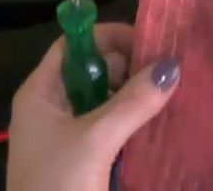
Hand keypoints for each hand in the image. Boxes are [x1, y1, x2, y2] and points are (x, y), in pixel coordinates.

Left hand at [6, 23, 180, 190]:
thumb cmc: (59, 187)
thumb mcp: (96, 141)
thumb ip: (133, 102)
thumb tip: (172, 65)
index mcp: (40, 93)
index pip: (73, 46)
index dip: (106, 37)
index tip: (146, 41)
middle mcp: (49, 108)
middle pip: (90, 71)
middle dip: (126, 67)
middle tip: (166, 69)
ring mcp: (64, 137)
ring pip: (101, 101)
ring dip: (131, 96)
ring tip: (168, 91)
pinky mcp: (80, 162)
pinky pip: (107, 128)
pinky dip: (129, 122)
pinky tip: (156, 122)